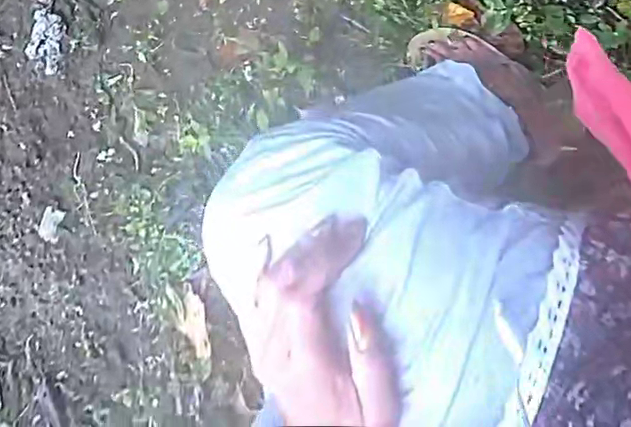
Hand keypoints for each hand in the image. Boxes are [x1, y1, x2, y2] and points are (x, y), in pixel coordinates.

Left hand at [242, 216, 398, 426]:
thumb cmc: (357, 421)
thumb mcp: (378, 405)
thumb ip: (372, 360)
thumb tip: (360, 305)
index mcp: (303, 361)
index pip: (302, 294)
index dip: (326, 257)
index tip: (355, 234)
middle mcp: (273, 349)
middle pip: (282, 281)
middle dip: (314, 245)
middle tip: (344, 224)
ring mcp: (260, 344)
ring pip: (267, 282)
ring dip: (295, 248)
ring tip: (323, 227)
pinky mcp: (257, 341)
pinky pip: (252, 294)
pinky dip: (260, 264)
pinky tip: (268, 241)